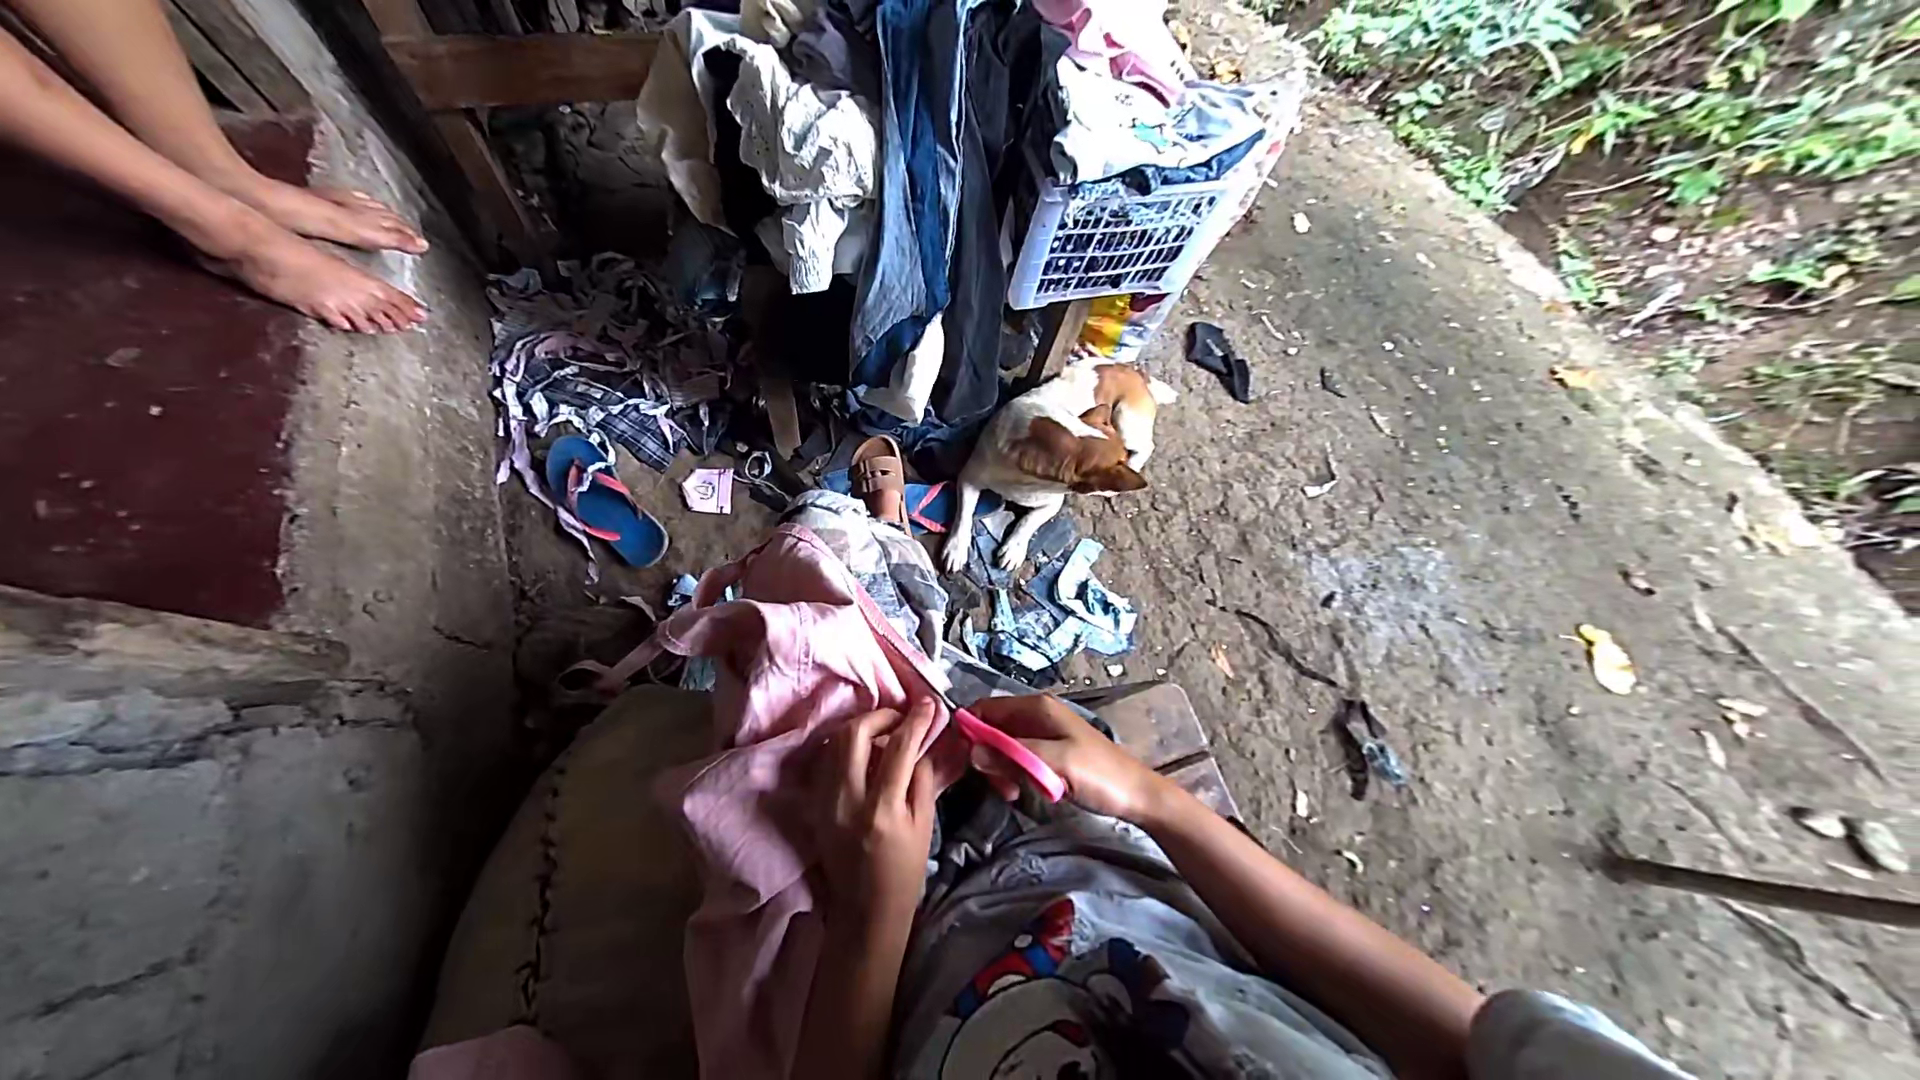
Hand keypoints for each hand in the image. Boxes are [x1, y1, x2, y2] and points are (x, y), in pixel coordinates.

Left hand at [808, 699, 947, 920]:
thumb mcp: (924, 825)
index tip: (928, 704)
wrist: (864, 912)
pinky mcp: (814, 805)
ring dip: (862, 728)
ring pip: (836, 742)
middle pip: (855, 734)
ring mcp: (825, 801)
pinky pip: (828, 760)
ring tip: (884, 732)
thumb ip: (922, 778)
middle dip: (881, 716)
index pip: (899, 748)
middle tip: (901, 717)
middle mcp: (847, 799)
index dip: (915, 720)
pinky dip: (847, 746)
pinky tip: (864, 752)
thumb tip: (922, 741)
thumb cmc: (904, 872)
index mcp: (881, 809)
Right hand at [966, 695, 1173, 822]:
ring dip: (999, 768)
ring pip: (1002, 745)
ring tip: (1011, 791)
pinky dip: (1012, 773)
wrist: (1137, 795)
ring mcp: (1042, 732)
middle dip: (986, 754)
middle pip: (992, 727)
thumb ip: (1013, 755)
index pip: (987, 707)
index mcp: (1037, 707)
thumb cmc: (1100, 775)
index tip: (962, 760)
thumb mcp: (1055, 764)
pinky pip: (1016, 757)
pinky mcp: (1047, 751)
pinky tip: (1020, 790)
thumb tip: (972, 750)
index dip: (969, 730)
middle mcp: (1036, 714)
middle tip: (997, 784)